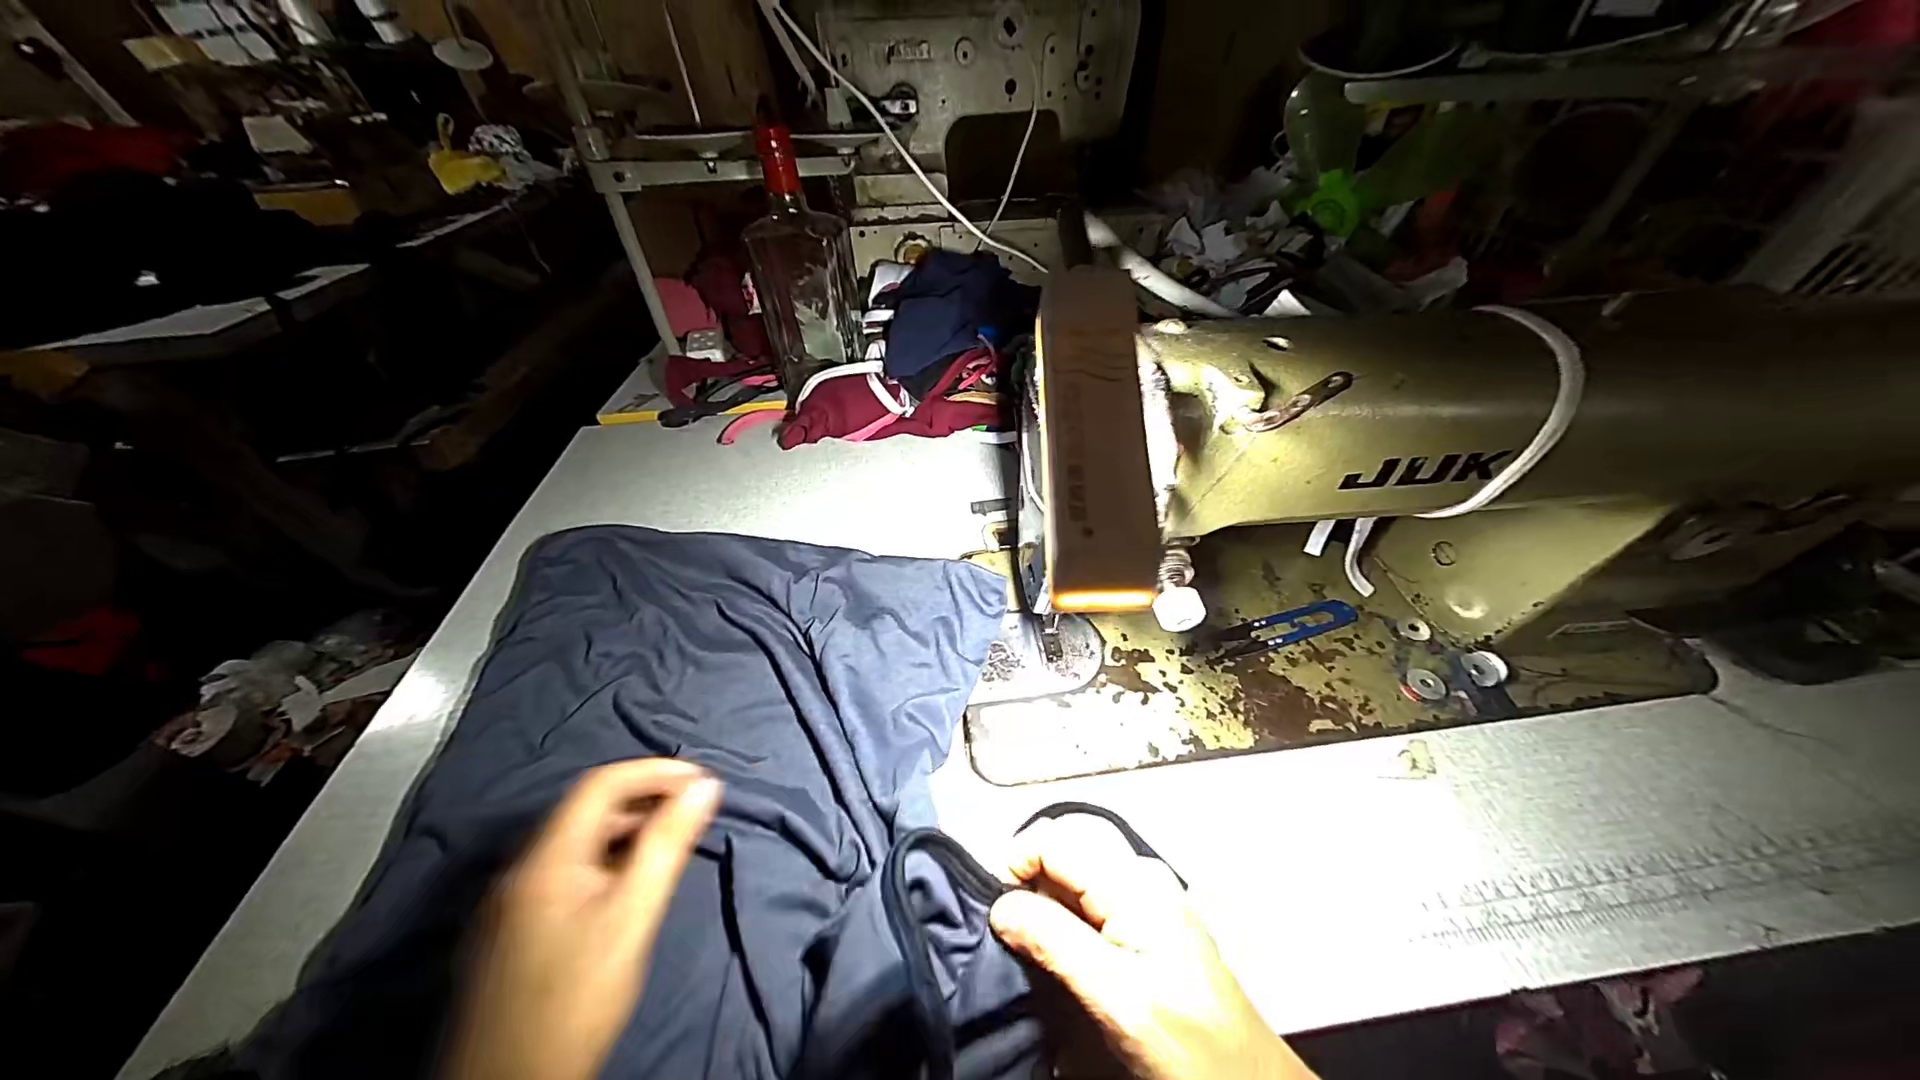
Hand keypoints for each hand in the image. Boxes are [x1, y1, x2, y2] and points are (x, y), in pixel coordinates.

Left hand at [441, 759, 723, 1079]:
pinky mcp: (515, 927)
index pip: (600, 784)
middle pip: (588, 809)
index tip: (700, 780)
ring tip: (673, 837)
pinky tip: (633, 877)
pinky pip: (568, 868)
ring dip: (629, 826)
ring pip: (579, 840)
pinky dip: (608, 855)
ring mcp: (513, 900)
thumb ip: (667, 845)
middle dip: (646, 797)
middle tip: (693, 808)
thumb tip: (704, 787)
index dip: (653, 771)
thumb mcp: (632, 916)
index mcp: (546, 859)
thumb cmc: (578, 998)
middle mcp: (522, 868)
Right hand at [989, 815, 1318, 1079]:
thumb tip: (1000, 906)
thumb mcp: (1116, 995)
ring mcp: (1144, 900)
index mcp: (1133, 881)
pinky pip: (1088, 903)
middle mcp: (1138, 877)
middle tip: (1012, 939)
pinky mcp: (1144, 925)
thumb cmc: (1191, 1045)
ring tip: (1033, 955)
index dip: (1015, 866)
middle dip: (1028, 888)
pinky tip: (1061, 961)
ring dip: (1043, 909)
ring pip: (1071, 880)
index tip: (995, 914)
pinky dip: (1063, 923)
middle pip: (1062, 855)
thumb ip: (1054, 941)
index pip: (1053, 841)